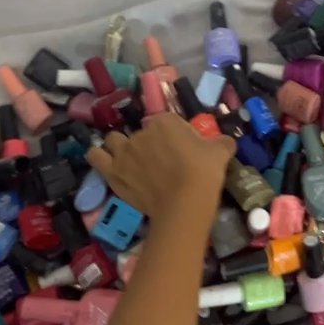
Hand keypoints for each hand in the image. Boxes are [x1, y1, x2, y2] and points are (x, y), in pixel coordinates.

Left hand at [85, 113, 233, 224]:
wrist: (185, 203)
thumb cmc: (203, 173)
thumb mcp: (221, 152)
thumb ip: (222, 143)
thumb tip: (227, 142)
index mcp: (165, 122)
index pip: (164, 122)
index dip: (171, 134)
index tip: (179, 148)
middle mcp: (141, 132)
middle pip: (140, 132)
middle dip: (146, 143)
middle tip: (159, 160)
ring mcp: (124, 152)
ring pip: (114, 141)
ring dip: (118, 147)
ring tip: (129, 160)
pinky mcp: (112, 172)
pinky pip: (96, 156)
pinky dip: (99, 157)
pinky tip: (107, 163)